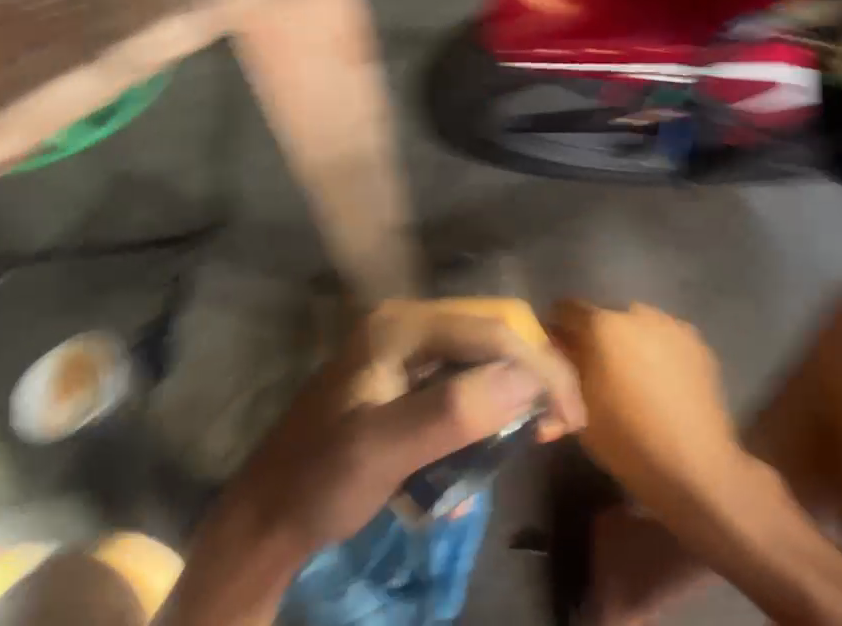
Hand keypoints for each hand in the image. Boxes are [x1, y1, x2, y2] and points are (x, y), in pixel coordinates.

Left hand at [229, 299, 585, 551]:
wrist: (269, 515)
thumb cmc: (321, 479)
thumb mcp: (382, 450)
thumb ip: (453, 412)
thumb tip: (528, 382)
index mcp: (402, 327)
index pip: (492, 332)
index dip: (541, 369)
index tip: (572, 419)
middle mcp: (407, 326)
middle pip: (492, 336)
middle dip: (532, 377)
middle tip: (559, 426)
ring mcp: (404, 352)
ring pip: (481, 358)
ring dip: (513, 395)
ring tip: (535, 434)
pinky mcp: (403, 381)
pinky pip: (462, 382)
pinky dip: (485, 411)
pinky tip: (490, 446)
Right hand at [550, 301, 741, 516]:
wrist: (694, 465)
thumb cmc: (627, 439)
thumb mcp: (580, 409)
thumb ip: (563, 374)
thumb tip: (555, 355)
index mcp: (603, 326)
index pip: (566, 308)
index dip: (558, 328)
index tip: (557, 351)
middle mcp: (637, 314)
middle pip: (605, 317)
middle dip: (595, 338)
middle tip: (594, 370)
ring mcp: (672, 326)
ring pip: (637, 326)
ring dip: (628, 343)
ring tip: (631, 379)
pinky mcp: (697, 343)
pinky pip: (665, 338)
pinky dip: (657, 352)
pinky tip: (661, 384)